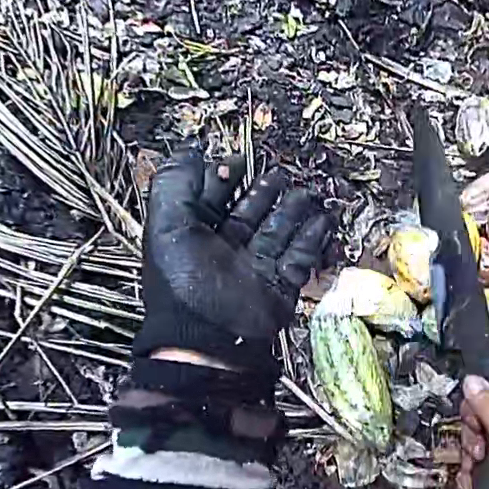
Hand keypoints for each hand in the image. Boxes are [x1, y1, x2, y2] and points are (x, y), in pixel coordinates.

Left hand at [134, 148, 331, 373]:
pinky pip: (299, 256)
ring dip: (293, 210)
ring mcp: (254, 266)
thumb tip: (191, 150)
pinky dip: (312, 238)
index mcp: (196, 234)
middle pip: (250, 211)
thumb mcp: (166, 225)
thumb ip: (175, 183)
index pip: (214, 196)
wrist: (209, 338)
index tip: (238, 160)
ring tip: (306, 192)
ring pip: (278, 230)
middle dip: (265, 191)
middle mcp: (226, 249)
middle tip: (280, 173)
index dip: (225, 176)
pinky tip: (322, 220)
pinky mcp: (278, 283)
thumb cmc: (184, 284)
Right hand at [459, 338, 488, 488]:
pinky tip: (477, 465)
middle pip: (488, 390)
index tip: (469, 339)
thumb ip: (487, 403)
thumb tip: (470, 378)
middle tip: (474, 430)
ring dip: (473, 435)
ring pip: (483, 417)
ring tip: (478, 455)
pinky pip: (488, 438)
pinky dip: (479, 449)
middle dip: (472, 410)